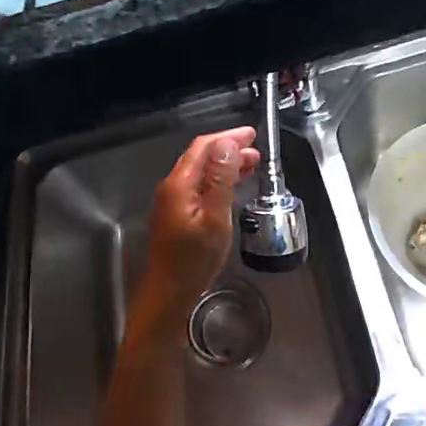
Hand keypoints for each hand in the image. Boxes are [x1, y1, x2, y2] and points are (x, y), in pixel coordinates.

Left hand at [137, 127, 260, 315]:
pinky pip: (199, 187)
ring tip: (250, 166)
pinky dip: (218, 181)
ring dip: (225, 166)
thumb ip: (221, 180)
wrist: (169, 292)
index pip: (203, 147)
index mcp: (179, 184)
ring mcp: (172, 201)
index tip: (251, 134)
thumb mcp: (214, 218)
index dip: (228, 137)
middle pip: (200, 157)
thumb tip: (227, 145)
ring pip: (200, 172)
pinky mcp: (176, 214)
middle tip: (256, 152)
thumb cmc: (194, 259)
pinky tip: (232, 187)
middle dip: (229, 149)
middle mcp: (172, 187)